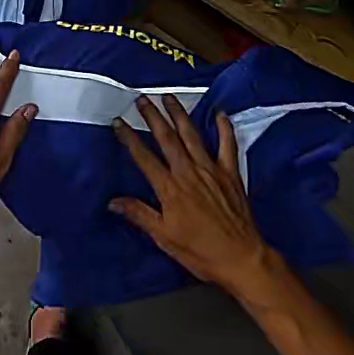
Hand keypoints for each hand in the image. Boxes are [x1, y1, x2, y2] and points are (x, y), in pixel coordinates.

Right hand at [110, 96, 284, 300]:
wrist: (240, 256)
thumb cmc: (200, 251)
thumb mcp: (164, 237)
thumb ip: (140, 215)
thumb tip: (113, 202)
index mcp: (170, 190)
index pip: (144, 158)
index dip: (130, 139)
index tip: (119, 122)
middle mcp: (189, 173)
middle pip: (167, 139)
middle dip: (153, 117)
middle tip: (142, 99)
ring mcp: (212, 170)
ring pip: (193, 136)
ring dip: (180, 115)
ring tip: (170, 98)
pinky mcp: (231, 172)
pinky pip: (228, 144)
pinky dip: (224, 127)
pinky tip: (219, 113)